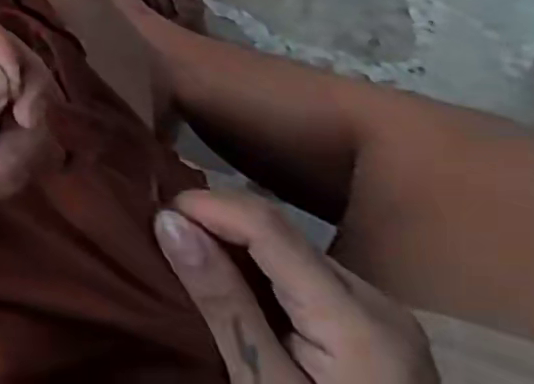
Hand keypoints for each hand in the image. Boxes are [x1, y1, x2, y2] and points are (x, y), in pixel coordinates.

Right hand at [155, 190, 438, 383]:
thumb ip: (222, 303)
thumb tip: (168, 220)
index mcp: (358, 319)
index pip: (266, 222)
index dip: (202, 206)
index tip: (151, 221)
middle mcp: (377, 302)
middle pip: (278, 230)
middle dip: (212, 223)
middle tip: (160, 241)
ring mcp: (382, 315)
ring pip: (287, 245)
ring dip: (230, 242)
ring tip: (187, 259)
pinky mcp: (375, 328)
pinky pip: (302, 270)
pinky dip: (255, 265)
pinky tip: (230, 284)